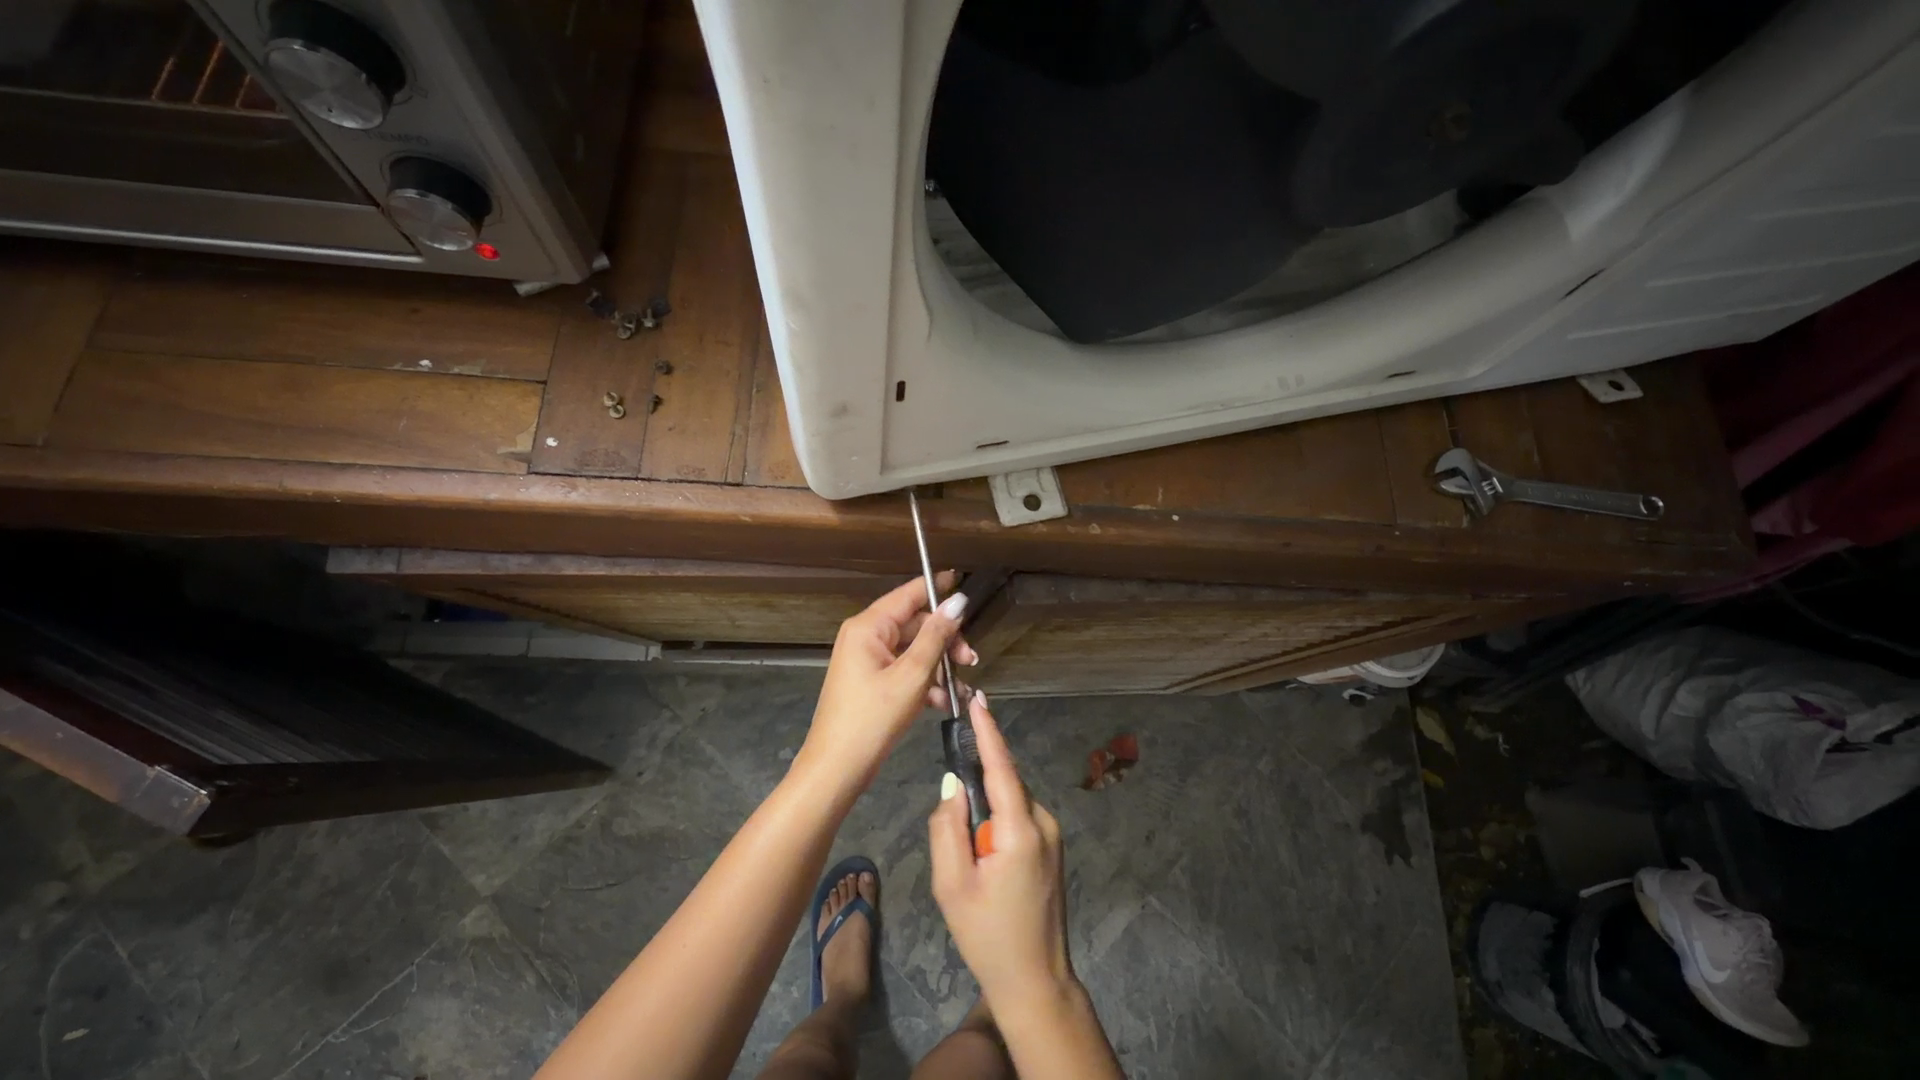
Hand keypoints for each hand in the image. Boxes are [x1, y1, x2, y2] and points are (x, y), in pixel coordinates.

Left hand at [795, 573, 976, 793]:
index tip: (965, 582)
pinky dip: (925, 683)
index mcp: (868, 627)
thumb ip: (936, 636)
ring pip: (913, 650)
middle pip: (914, 624)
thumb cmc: (873, 717)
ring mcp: (867, 661)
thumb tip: (958, 601)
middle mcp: (866, 637)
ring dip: (939, 666)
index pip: (908, 594)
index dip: (937, 587)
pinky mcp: (872, 682)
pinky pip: (904, 671)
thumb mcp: (911, 675)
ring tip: (960, 688)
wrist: (837, 767)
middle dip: (945, 640)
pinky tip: (943, 703)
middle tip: (971, 659)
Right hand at [928, 692, 1073, 1008]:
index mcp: (1020, 831)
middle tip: (949, 806)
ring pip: (1011, 802)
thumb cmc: (987, 936)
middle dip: (977, 780)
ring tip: (966, 854)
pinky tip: (982, 857)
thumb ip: (947, 829)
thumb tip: (953, 787)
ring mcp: (1053, 836)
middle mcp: (1043, 824)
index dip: (987, 732)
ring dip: (986, 808)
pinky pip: (1020, 818)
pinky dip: (998, 821)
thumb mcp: (951, 885)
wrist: (1036, 979)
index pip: (1001, 768)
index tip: (976, 701)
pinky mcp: (1053, 849)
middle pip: (1005, 783)